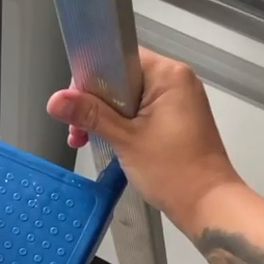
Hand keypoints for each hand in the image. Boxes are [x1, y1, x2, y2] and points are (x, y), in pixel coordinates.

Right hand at [47, 48, 242, 225]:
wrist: (207, 204)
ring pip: (129, 100)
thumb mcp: (125, 140)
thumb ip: (90, 116)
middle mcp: (175, 81)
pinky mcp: (175, 121)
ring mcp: (177, 101)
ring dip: (106, 120)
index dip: (90, 80)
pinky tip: (111, 145)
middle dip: (95, 105)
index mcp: (167, 75)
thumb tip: (56, 100)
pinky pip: (141, 114)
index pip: (118, 58)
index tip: (74, 106)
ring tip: (89, 143)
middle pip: (121, 79)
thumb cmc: (175, 172)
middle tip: (79, 134)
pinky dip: (122, 128)